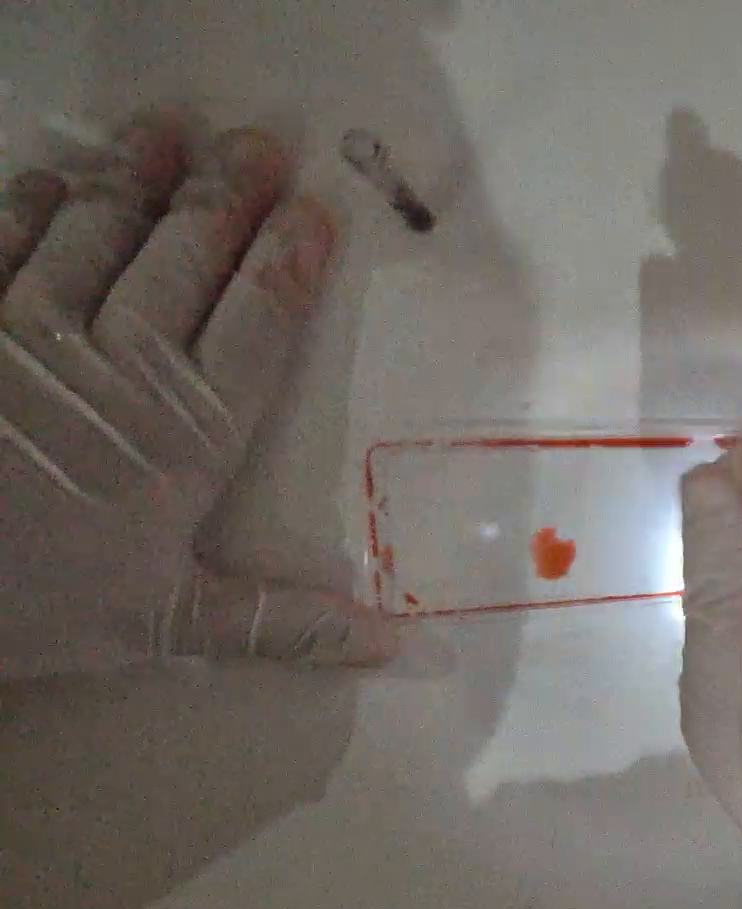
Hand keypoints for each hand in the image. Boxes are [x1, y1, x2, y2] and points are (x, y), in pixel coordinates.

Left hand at [0, 113, 394, 680]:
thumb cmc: (20, 603)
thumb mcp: (162, 627)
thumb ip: (282, 625)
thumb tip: (400, 646)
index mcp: (181, 432)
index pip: (253, 330)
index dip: (287, 268)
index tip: (318, 215)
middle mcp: (108, 367)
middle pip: (179, 265)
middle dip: (224, 199)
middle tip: (259, 141)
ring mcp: (13, 335)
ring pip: (91, 236)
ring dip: (136, 179)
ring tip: (173, 127)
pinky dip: (28, 201)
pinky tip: (57, 170)